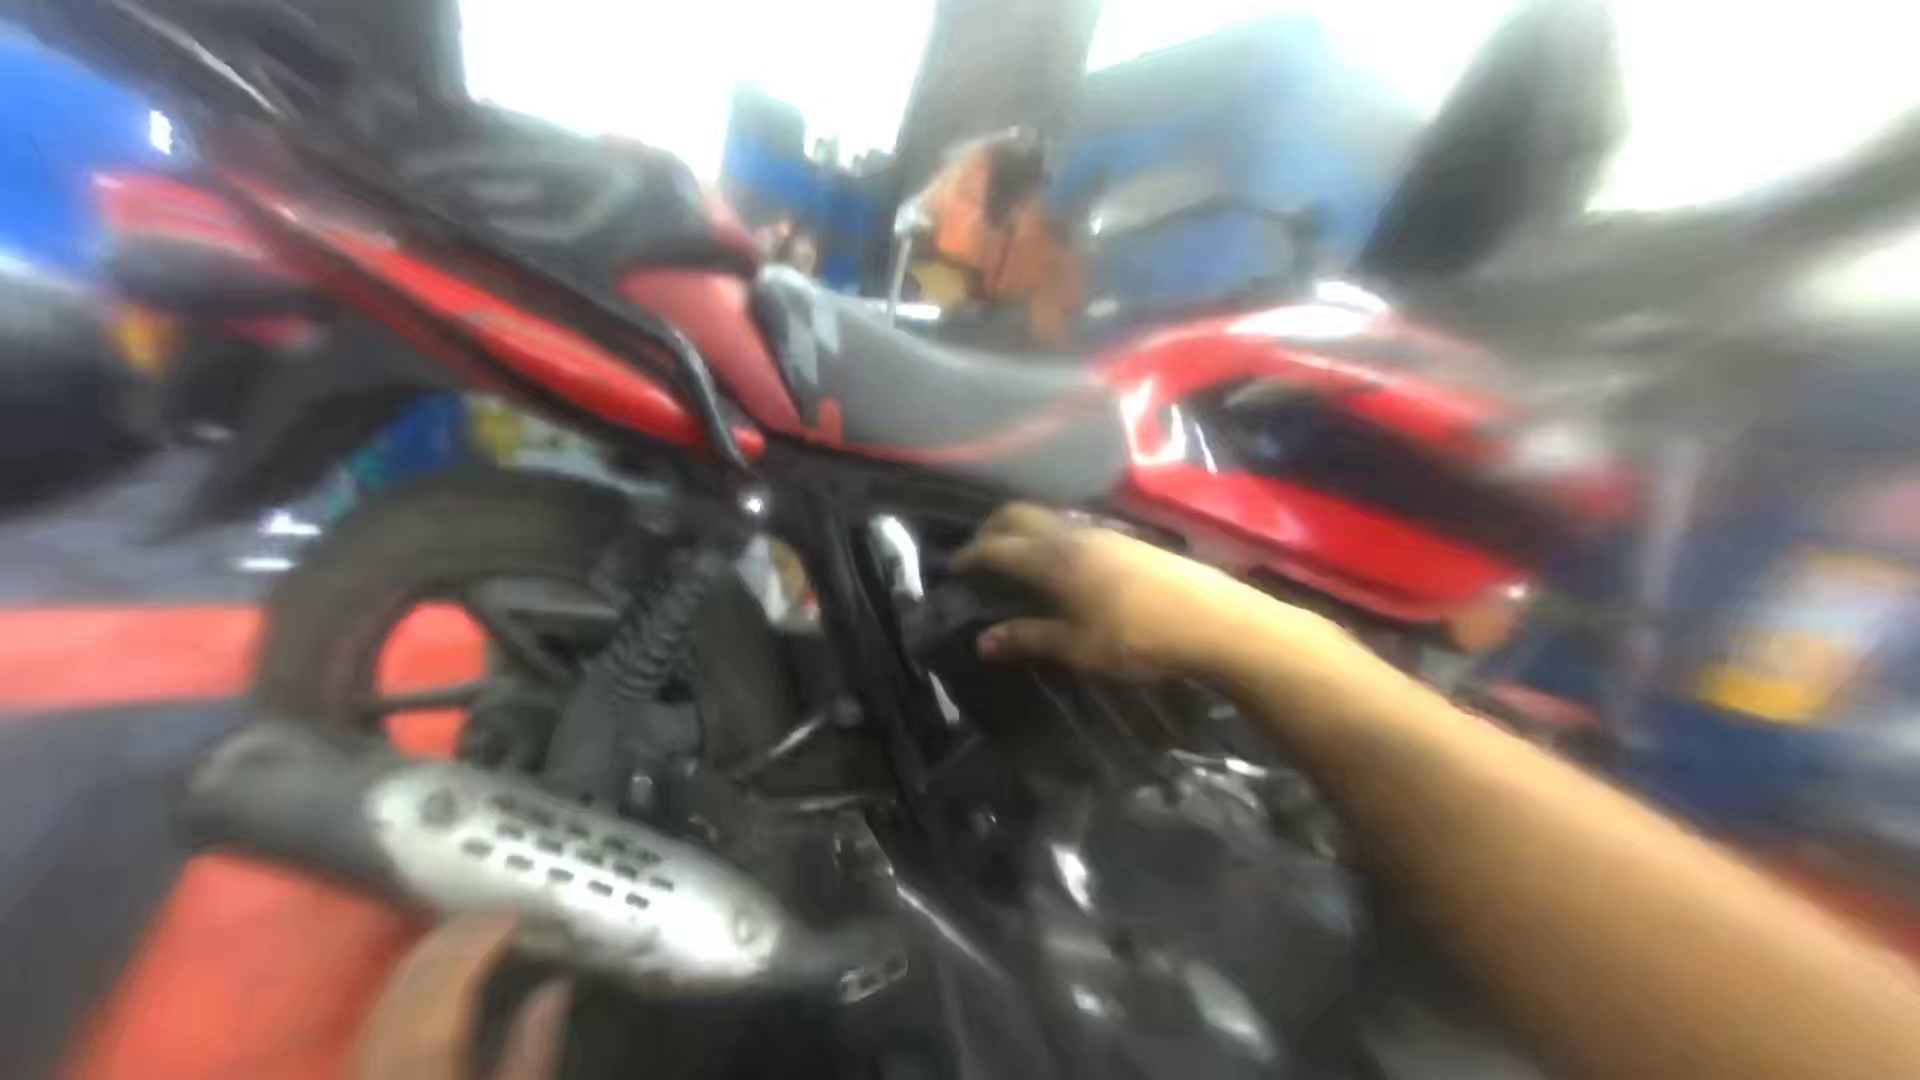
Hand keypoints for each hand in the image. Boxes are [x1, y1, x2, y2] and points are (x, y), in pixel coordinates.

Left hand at [358, 915, 569, 1079]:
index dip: (476, 946)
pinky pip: (380, 1022)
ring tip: (474, 933)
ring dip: (430, 958)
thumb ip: (531, 1057)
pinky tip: (438, 978)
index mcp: (423, 1075)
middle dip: (451, 941)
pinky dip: (413, 985)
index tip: (513, 917)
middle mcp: (383, 1070)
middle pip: (406, 992)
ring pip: (385, 1003)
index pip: (441, 995)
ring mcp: (364, 1076)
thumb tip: (554, 991)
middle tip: (498, 915)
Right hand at [954, 503, 1271, 678]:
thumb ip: (1028, 637)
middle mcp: (1073, 535)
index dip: (970, 555)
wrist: (1215, 621)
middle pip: (1018, 514)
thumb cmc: (1139, 638)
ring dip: (1022, 532)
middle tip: (979, 556)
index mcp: (1054, 559)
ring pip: (1048, 518)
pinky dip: (1050, 538)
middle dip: (991, 529)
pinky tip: (1062, 567)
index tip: (953, 568)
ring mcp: (1103, 532)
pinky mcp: (1126, 539)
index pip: (998, 547)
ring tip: (1017, 562)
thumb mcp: (1078, 647)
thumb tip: (982, 641)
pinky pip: (1072, 527)